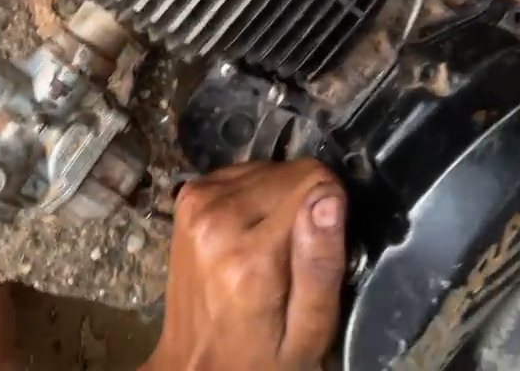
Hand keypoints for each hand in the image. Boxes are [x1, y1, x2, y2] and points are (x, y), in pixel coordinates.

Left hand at [144, 160, 346, 370]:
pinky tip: (250, 232)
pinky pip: (244, 172)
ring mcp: (197, 201)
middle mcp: (216, 218)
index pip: (313, 182)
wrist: (194, 366)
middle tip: (294, 256)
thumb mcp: (307, 335)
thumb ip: (321, 266)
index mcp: (249, 256)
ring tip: (271, 248)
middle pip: (290, 172)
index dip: (329, 208)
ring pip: (268, 168)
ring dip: (277, 200)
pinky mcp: (190, 194)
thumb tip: (329, 198)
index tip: (323, 245)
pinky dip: (254, 196)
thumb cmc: (258, 359)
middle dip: (303, 205)